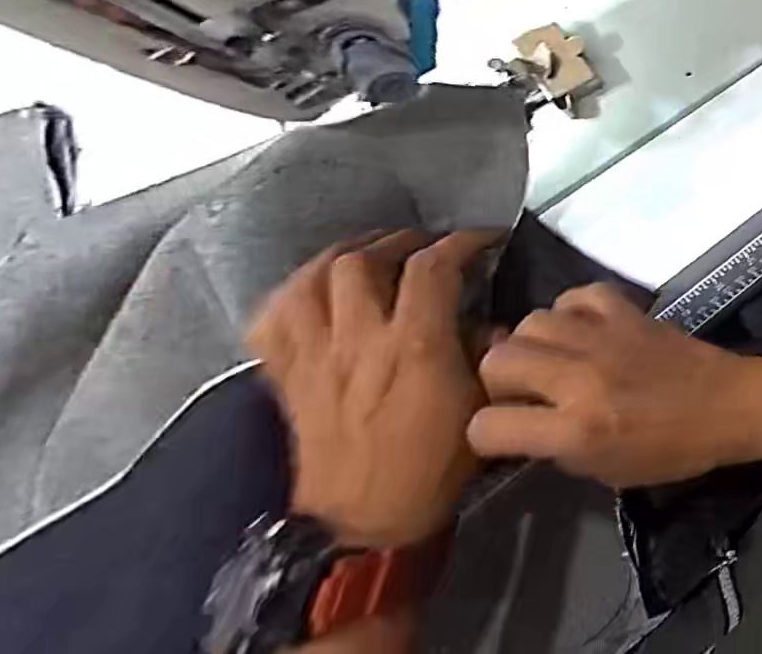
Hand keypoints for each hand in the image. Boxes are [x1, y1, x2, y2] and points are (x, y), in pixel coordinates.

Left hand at [247, 229, 505, 547]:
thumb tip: (488, 320)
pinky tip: (318, 290)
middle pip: (364, 261)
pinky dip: (294, 292)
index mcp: (414, 346)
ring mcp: (314, 358)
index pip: (434, 267)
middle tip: (428, 245)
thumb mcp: (483, 401)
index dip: (464, 241)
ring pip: (311, 279)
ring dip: (345, 254)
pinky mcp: (287, 378)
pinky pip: (272, 319)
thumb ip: (489, 350)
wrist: (366, 521)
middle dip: (402, 240)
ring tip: (372, 252)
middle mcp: (358, 341)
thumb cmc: (435, 461)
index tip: (485, 240)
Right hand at [466, 284, 755, 487]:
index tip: (502, 431)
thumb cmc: (672, 450)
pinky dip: (572, 309)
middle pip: (498, 358)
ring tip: (554, 356)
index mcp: (575, 429)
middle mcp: (580, 377)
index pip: (487, 425)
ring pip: (531, 320)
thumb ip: (556, 447)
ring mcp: (604, 336)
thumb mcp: (606, 472)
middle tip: (524, 389)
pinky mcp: (628, 311)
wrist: (728, 404)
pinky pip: (579, 294)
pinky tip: (584, 328)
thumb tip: (522, 421)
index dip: (485, 433)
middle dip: (498, 379)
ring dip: (532, 341)